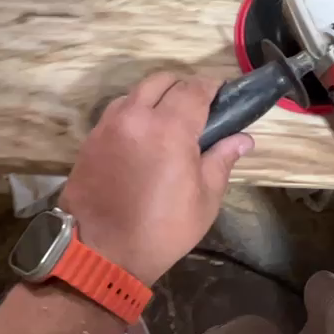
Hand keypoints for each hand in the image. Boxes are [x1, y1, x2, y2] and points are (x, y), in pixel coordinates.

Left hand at [59, 72, 253, 284]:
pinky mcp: (91, 138)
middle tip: (198, 110)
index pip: (194, 89)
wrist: (100, 253)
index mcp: (169, 129)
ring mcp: (108, 125)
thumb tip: (243, 139)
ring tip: (168, 123)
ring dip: (156, 98)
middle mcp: (135, 116)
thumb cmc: (161, 230)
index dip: (212, 87)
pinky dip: (134, 113)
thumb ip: (222, 160)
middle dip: (183, 87)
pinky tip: (143, 138)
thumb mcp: (204, 199)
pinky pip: (117, 111)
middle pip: (163, 80)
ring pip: (136, 92)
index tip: (223, 95)